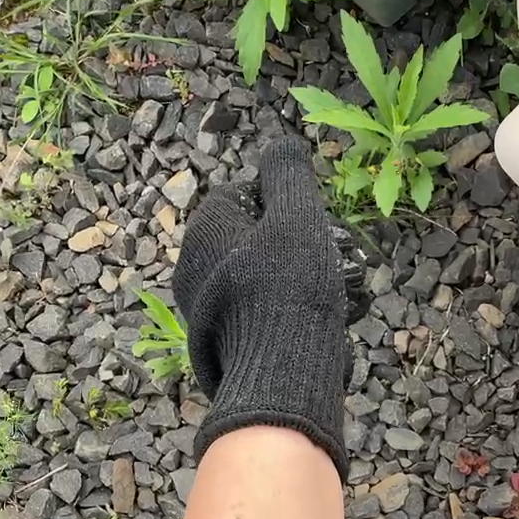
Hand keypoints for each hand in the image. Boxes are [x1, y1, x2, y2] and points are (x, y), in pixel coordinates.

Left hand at [174, 137, 351, 478]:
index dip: (284, 209)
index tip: (313, 230)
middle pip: (249, 243)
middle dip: (288, 252)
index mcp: (205, 230)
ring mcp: (204, 314)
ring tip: (324, 301)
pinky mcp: (221, 350)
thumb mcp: (296, 218)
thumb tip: (283, 143)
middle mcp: (193, 269)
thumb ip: (289, 176)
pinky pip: (254, 320)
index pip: (243, 198)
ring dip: (288, 287)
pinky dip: (279, 320)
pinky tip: (307, 331)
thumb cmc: (289, 290)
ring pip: (253, 284)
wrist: (280, 374)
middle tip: (325, 267)